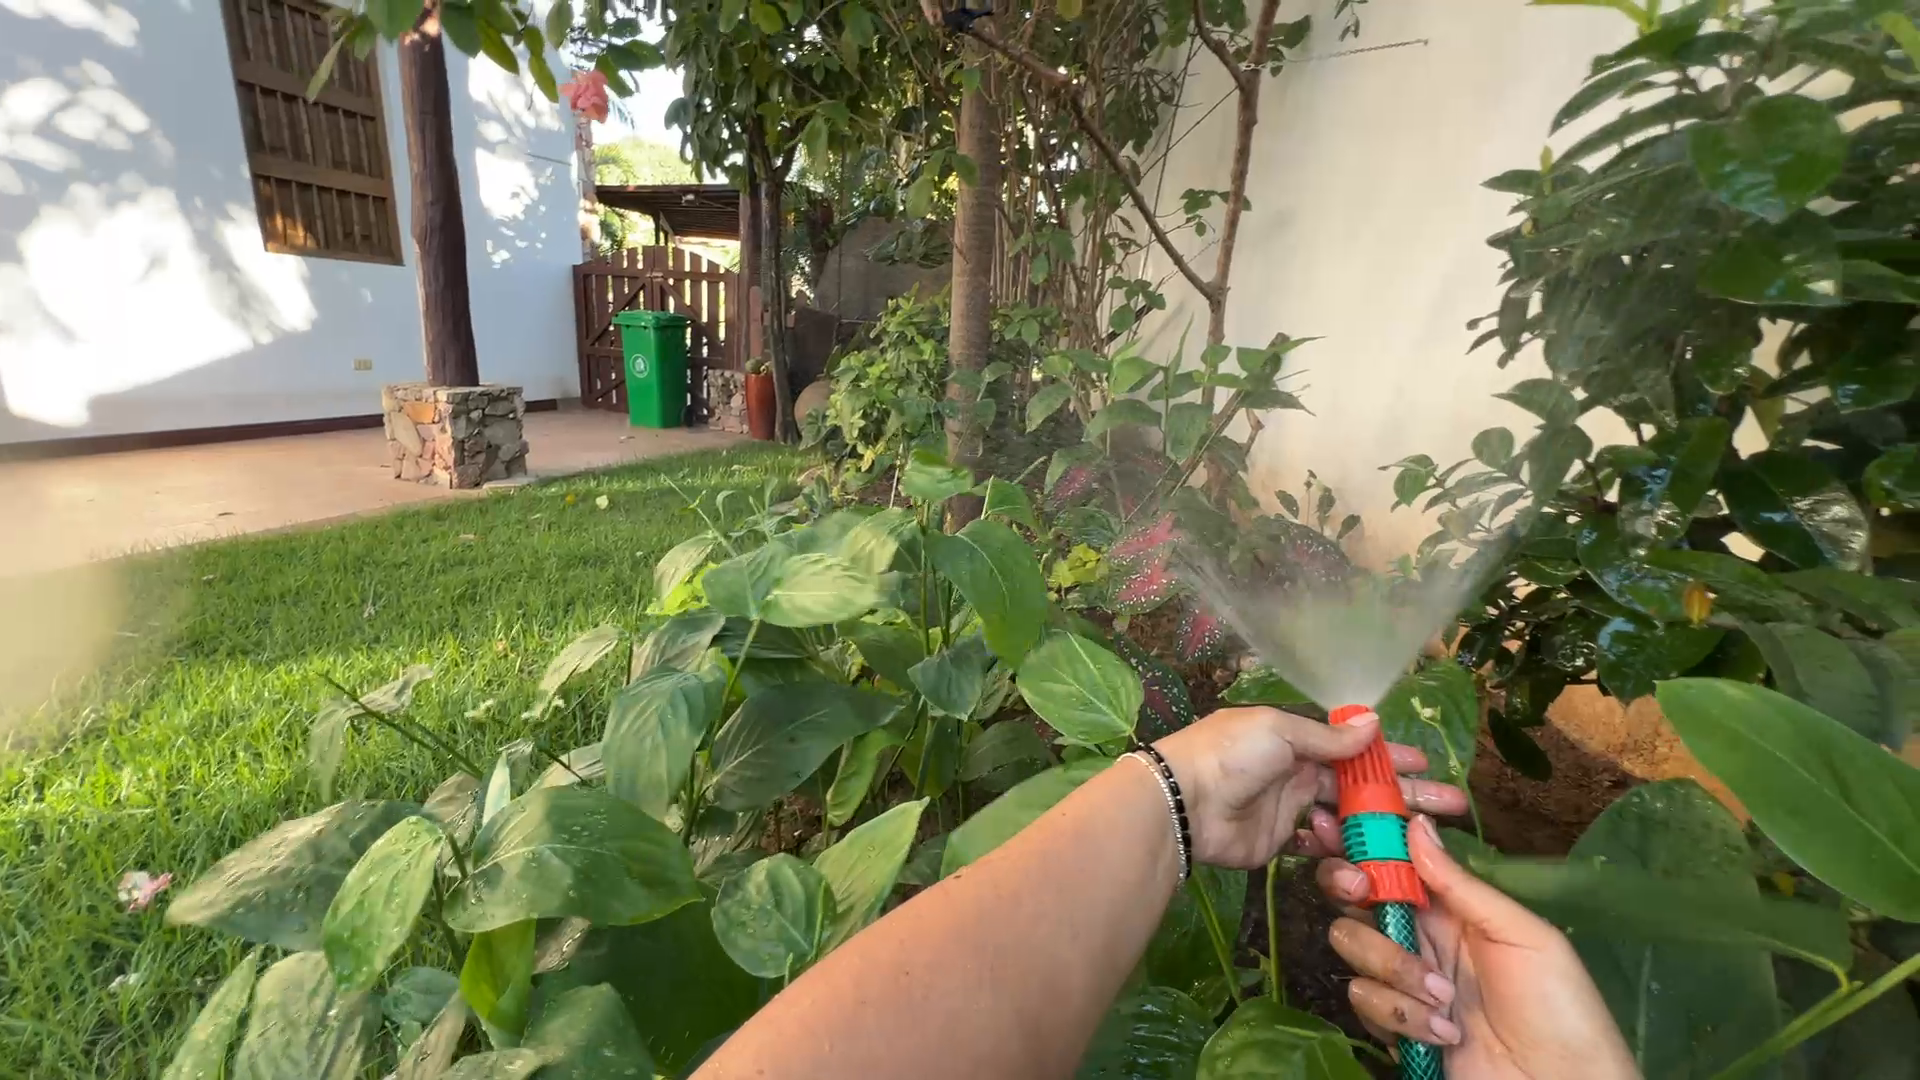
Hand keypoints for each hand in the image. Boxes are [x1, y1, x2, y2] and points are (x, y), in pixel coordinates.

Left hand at [1152, 707, 1467, 869]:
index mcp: (1292, 736)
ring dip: (1374, 826)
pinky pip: (1320, 844)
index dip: (1389, 757)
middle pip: (1357, 783)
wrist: (1186, 801)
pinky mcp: (1280, 839)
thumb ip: (1327, 736)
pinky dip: (1337, 847)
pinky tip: (1350, 848)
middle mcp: (1294, 768)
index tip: (1428, 766)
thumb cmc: (1232, 754)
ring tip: (1406, 836)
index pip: (1350, 746)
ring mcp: (1288, 805)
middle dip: (1401, 794)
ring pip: (1344, 816)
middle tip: (1448, 808)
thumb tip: (1374, 722)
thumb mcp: (1279, 730)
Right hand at [1309, 812, 1638, 1079]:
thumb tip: (1415, 821)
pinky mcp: (1391, 1020)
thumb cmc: (1559, 1010)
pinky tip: (1441, 1032)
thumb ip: (1462, 884)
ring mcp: (1399, 976)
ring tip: (1442, 997)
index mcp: (1444, 905)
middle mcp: (1413, 932)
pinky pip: (1362, 997)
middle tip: (1361, 892)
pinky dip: (1401, 1014)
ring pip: (1349, 939)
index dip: (1356, 839)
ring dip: (1392, 966)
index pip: (1389, 859)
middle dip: (1344, 884)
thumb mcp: (1524, 937)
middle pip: (1349, 891)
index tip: (1330, 825)